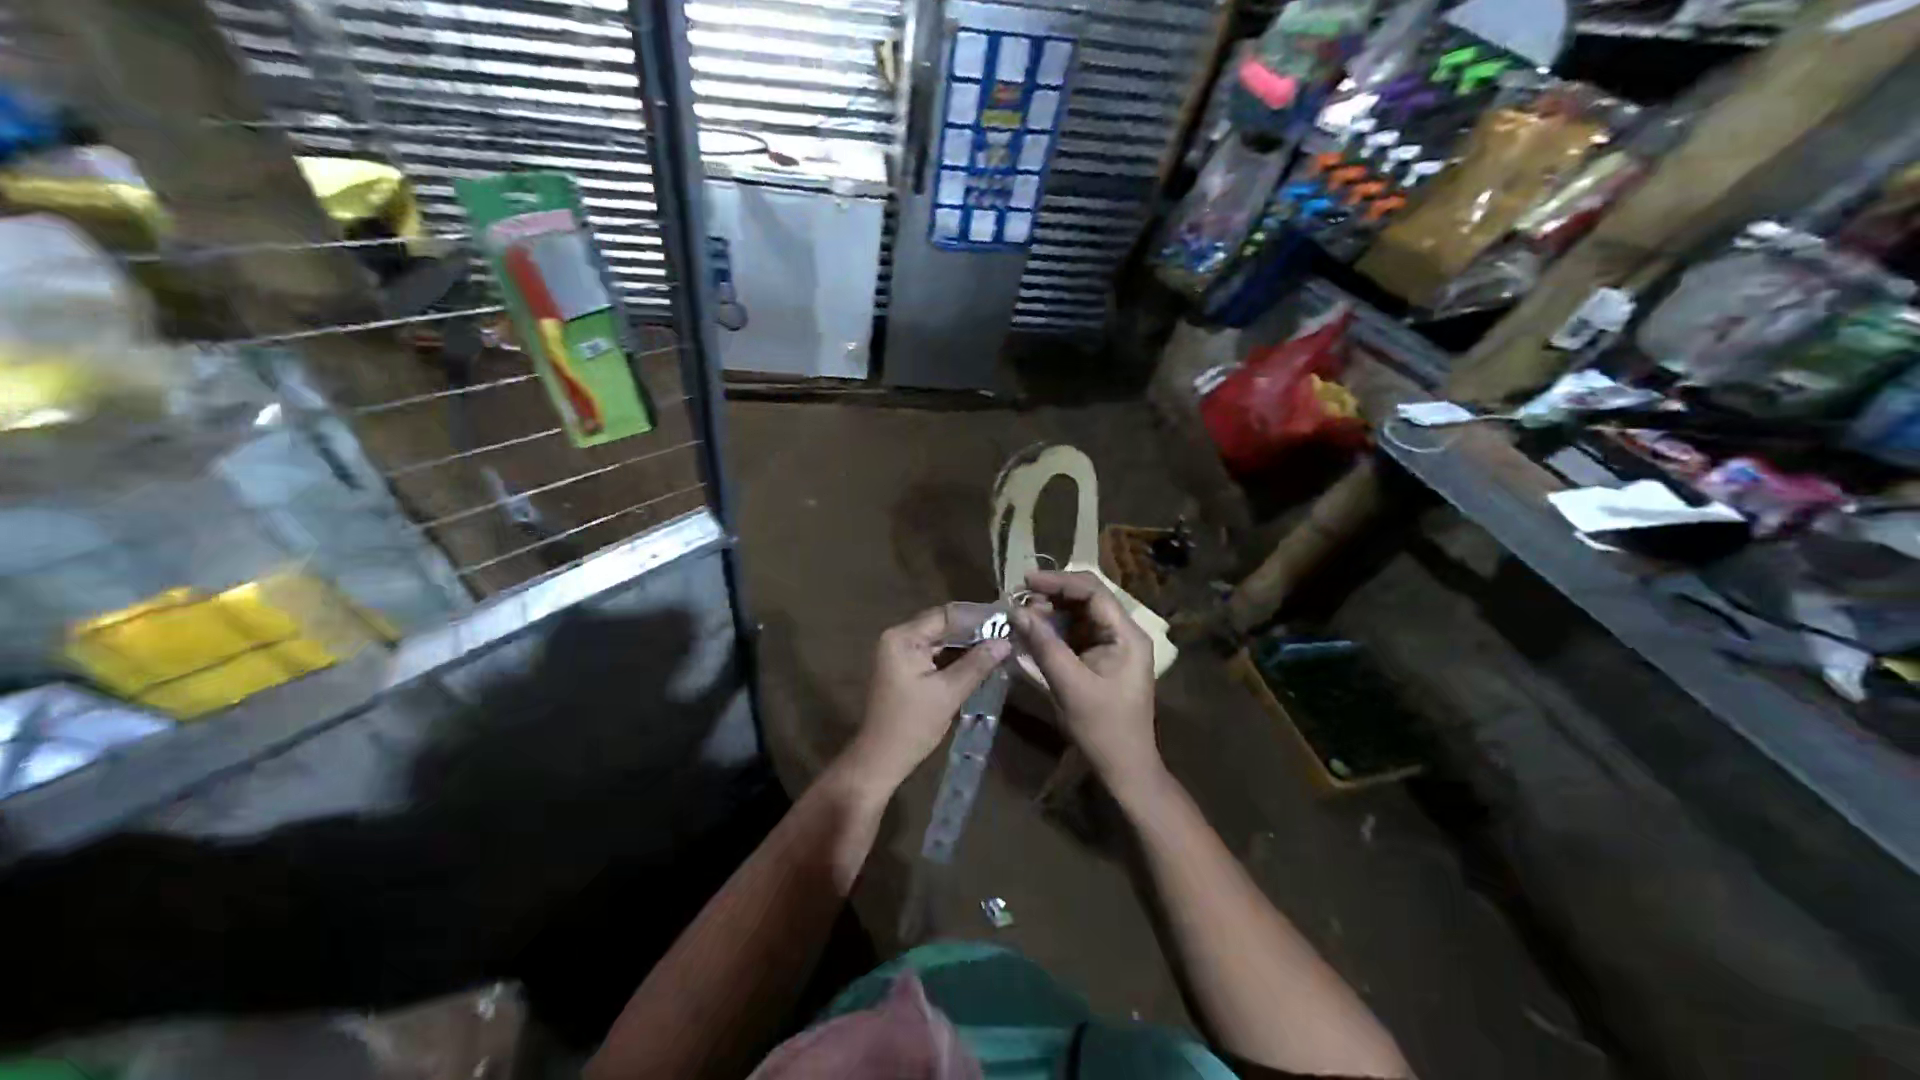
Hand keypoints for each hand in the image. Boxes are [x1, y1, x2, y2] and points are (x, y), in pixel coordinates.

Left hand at [834, 605, 1010, 801]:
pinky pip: (934, 653)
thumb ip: (977, 664)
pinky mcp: (905, 667)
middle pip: (942, 625)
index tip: (1006, 620)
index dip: (977, 617)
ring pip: (940, 639)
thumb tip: (1005, 641)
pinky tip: (979, 661)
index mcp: (903, 638)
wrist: (882, 758)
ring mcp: (900, 653)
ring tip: (999, 645)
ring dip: (966, 644)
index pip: (946, 615)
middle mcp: (898, 638)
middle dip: (974, 630)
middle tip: (1006, 633)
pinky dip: (955, 656)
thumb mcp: (949, 693)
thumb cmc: (912, 725)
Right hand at [1011, 570, 1161, 786]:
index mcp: (1126, 635)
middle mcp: (1122, 633)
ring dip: (1049, 613)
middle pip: (1086, 599)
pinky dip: (1052, 631)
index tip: (1025, 581)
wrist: (1124, 767)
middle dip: (1051, 596)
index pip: (1093, 591)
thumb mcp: (1069, 685)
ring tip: (1020, 617)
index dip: (1059, 581)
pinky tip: (1031, 633)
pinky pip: (1074, 634)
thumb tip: (1015, 611)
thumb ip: (1043, 645)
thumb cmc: (1103, 728)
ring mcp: (1111, 646)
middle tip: (1017, 602)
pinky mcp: (1099, 659)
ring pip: (1077, 615)